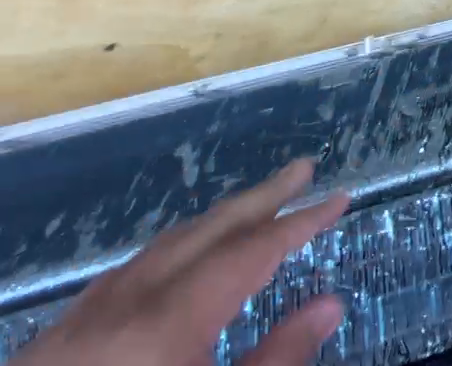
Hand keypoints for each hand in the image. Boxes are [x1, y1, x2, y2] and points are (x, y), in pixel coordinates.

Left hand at [16, 160, 349, 365]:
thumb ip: (275, 359)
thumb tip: (329, 305)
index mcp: (167, 324)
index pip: (251, 251)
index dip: (302, 221)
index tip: (341, 197)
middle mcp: (120, 310)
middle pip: (200, 235)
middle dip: (257, 199)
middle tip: (302, 169)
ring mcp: (74, 328)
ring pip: (154, 252)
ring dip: (211, 222)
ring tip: (251, 208)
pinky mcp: (45, 351)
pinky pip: (118, 278)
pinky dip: (167, 252)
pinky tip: (174, 263)